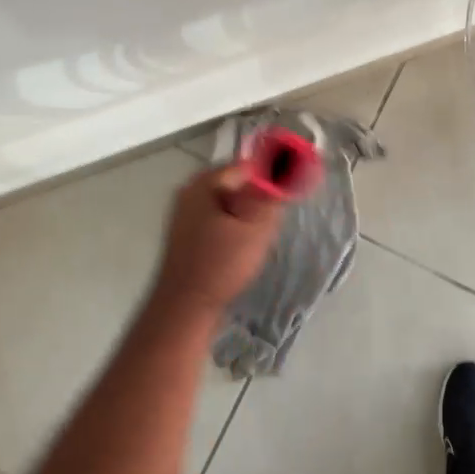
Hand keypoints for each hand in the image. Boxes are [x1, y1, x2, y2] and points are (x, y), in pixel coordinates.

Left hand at [151, 163, 286, 317]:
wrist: (184, 310)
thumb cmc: (221, 265)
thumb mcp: (255, 226)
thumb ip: (273, 193)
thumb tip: (290, 164)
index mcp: (203, 183)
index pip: (248, 165)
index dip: (271, 179)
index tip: (284, 200)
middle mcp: (190, 192)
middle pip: (238, 183)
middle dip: (259, 200)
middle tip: (269, 225)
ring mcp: (185, 214)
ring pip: (230, 204)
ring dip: (247, 216)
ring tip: (255, 240)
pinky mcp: (187, 236)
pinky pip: (219, 220)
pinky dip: (234, 228)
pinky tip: (240, 250)